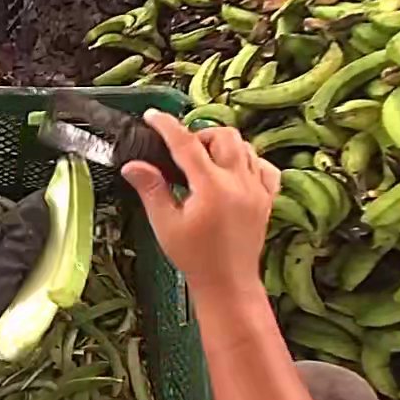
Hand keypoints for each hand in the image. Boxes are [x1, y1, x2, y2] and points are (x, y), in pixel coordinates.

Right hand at [122, 110, 278, 303]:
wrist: (228, 283)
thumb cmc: (194, 257)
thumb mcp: (165, 224)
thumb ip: (151, 189)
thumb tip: (132, 165)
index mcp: (211, 187)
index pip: (186, 144)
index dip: (167, 126)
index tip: (152, 116)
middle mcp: (239, 183)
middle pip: (223, 136)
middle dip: (200, 135)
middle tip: (182, 151)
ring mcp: (258, 190)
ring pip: (246, 147)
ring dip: (223, 146)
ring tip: (204, 162)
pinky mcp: (267, 199)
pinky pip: (264, 167)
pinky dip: (249, 161)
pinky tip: (234, 172)